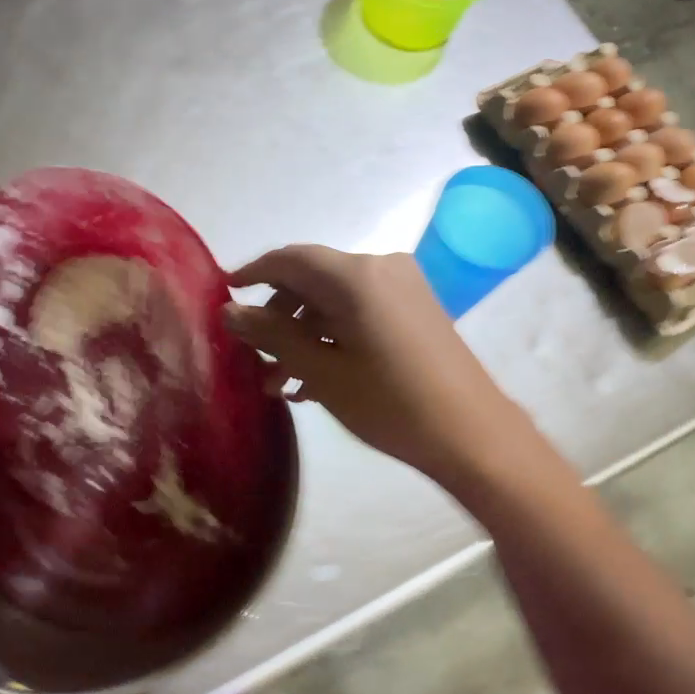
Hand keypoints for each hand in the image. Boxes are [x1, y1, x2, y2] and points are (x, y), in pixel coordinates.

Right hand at [226, 245, 529, 480]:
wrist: (470, 434)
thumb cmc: (390, 404)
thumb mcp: (322, 372)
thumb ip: (273, 335)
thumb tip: (230, 310)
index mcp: (357, 276)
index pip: (290, 259)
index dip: (252, 273)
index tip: (224, 293)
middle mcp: (381, 268)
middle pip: (312, 280)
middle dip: (278, 318)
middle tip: (255, 360)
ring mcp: (404, 288)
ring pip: (335, 301)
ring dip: (303, 336)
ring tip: (282, 385)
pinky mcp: (416, 311)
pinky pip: (360, 313)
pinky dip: (332, 338)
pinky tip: (315, 381)